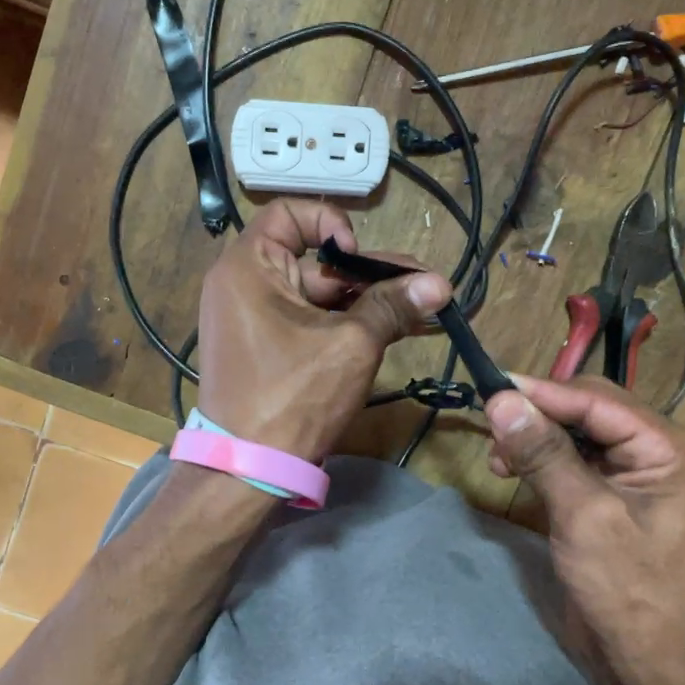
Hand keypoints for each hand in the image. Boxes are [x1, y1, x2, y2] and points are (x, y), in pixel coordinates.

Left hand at [197, 199, 450, 459]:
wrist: (250, 470)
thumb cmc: (292, 397)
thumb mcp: (350, 346)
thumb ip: (392, 307)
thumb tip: (439, 284)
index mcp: (248, 268)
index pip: (289, 214)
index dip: (330, 224)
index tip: (357, 258)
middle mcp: (244, 285)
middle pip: (315, 260)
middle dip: (371, 274)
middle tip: (426, 287)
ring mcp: (255, 321)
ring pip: (319, 297)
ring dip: (368, 303)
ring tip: (423, 312)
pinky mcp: (268, 350)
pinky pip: (311, 324)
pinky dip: (348, 325)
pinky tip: (396, 330)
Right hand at [484, 376, 684, 675]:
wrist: (657, 668)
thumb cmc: (629, 593)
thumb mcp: (584, 517)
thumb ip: (544, 454)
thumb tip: (500, 399)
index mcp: (674, 447)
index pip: (598, 400)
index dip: (541, 393)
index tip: (486, 388)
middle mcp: (666, 451)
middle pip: (591, 411)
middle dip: (538, 417)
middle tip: (488, 429)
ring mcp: (647, 476)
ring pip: (582, 435)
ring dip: (538, 440)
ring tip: (497, 459)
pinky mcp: (625, 500)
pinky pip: (583, 464)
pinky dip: (547, 463)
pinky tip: (515, 471)